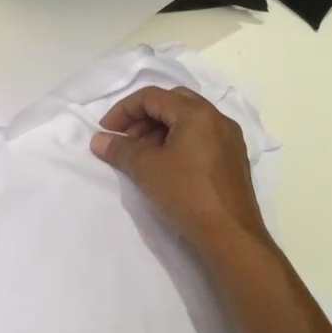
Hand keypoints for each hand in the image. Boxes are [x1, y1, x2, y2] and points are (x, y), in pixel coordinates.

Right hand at [90, 86, 269, 254]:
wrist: (230, 235)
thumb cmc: (187, 194)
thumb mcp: (146, 169)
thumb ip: (120, 149)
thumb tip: (98, 139)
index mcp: (197, 114)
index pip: (152, 97)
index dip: (123, 110)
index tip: (106, 131)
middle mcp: (218, 119)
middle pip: (172, 102)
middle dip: (143, 117)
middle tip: (125, 139)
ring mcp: (229, 139)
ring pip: (187, 120)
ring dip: (159, 129)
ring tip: (142, 155)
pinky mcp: (232, 159)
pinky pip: (200, 137)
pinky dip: (177, 141)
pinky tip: (165, 165)